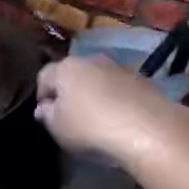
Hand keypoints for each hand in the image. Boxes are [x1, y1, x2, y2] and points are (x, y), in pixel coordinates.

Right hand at [34, 55, 188, 167]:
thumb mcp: (58, 128)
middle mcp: (92, 60)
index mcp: (66, 67)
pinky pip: (120, 89)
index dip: (41, 96)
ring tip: (97, 121)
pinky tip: (119, 120)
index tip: (46, 116)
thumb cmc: (90, 127)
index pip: (44, 76)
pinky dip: (116, 101)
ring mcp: (120, 68)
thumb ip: (47, 116)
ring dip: (95, 96)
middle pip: (73, 74)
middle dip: (69, 93)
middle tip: (70, 118)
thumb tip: (44, 108)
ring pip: (99, 80)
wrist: (146, 128)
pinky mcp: (143, 81)